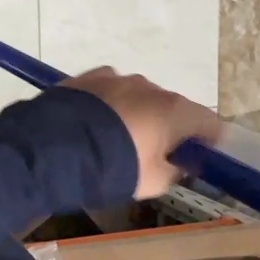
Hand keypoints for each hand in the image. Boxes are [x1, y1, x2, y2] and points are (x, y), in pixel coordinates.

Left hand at [60, 67, 218, 198]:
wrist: (52, 147)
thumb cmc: (112, 167)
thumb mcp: (152, 182)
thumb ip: (172, 170)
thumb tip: (175, 164)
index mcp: (174, 110)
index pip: (207, 122)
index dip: (206, 140)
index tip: (197, 155)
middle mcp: (149, 87)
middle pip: (169, 106)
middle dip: (165, 125)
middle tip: (151, 149)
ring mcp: (114, 78)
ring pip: (135, 95)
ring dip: (133, 111)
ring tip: (114, 135)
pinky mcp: (84, 77)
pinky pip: (105, 90)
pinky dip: (105, 102)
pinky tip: (91, 121)